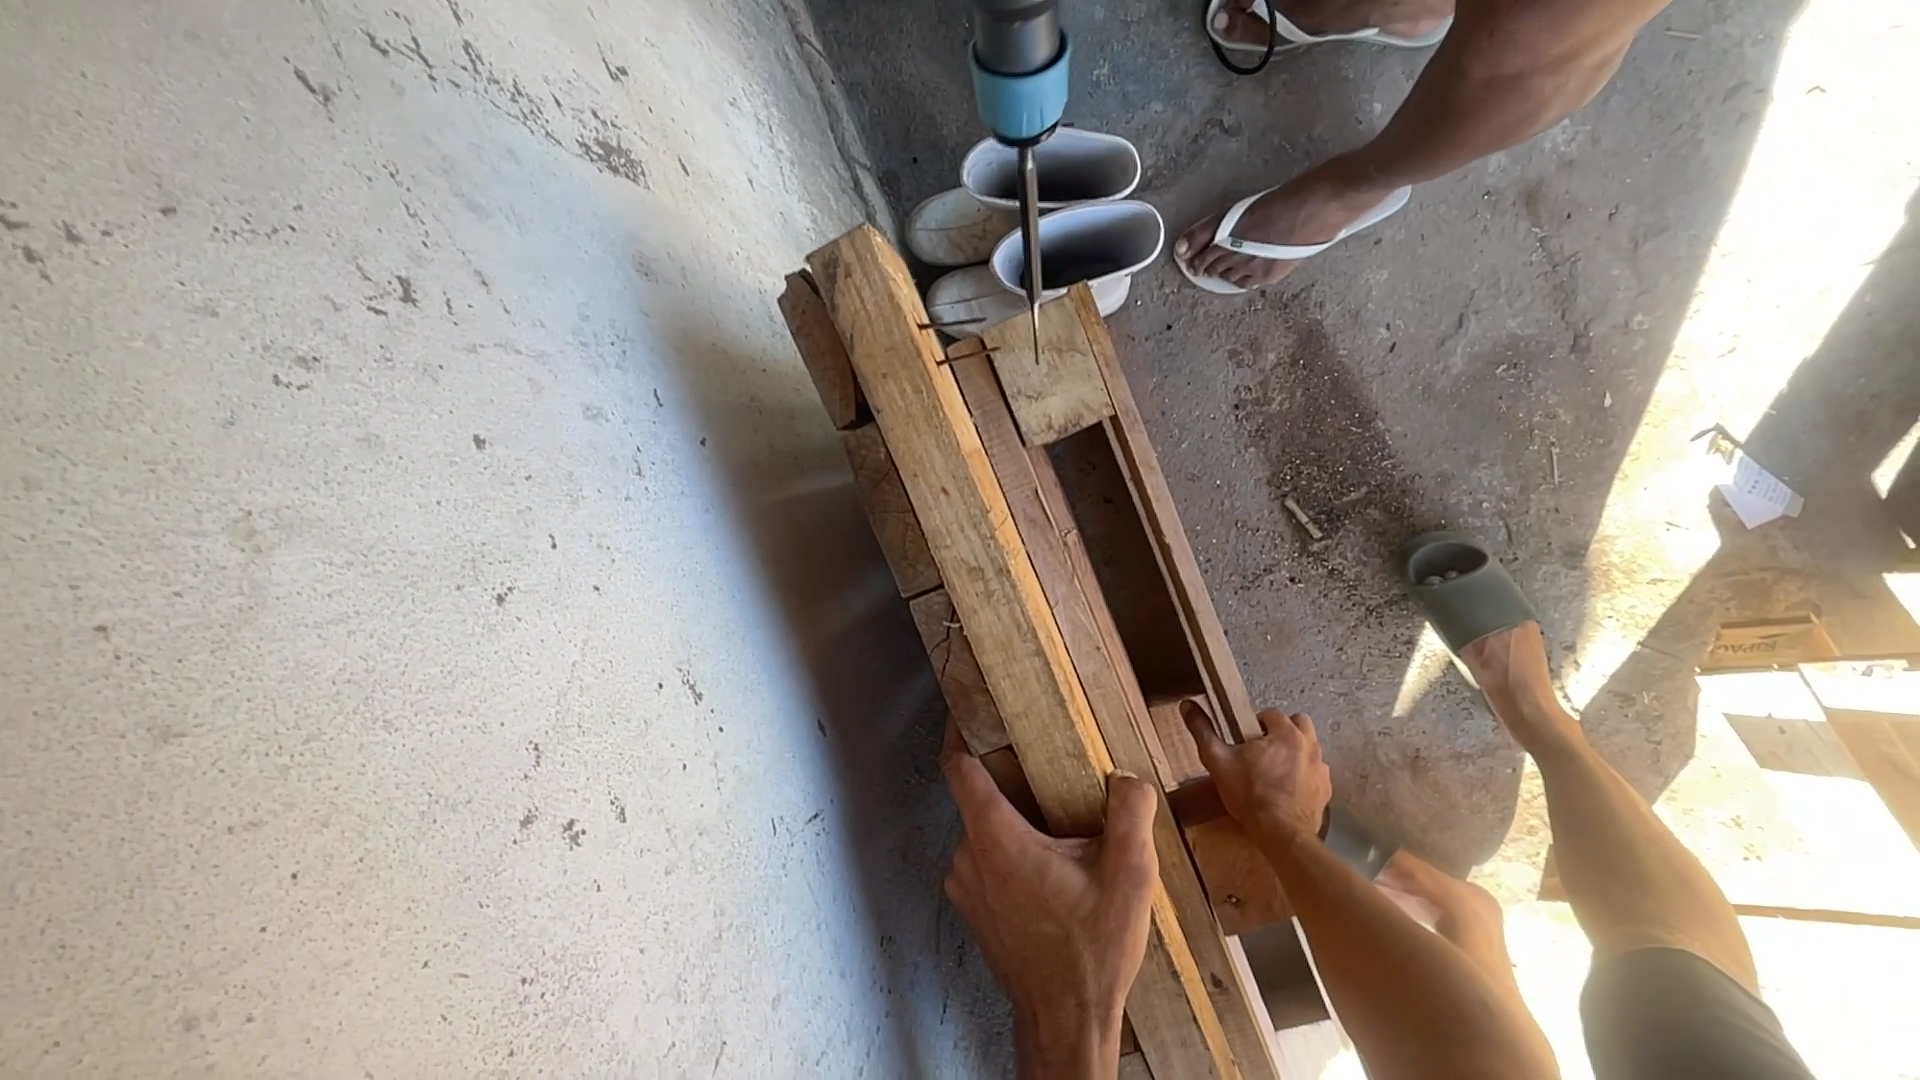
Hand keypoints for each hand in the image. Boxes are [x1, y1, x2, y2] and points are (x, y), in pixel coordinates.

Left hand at [940, 724, 1157, 1075]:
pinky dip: (1011, 853)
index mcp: (995, 838)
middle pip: (979, 798)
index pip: (959, 767)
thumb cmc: (1091, 949)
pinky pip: (986, 862)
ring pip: (984, 832)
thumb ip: (1130, 811)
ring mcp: (966, 887)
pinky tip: (1052, 871)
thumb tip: (1126, 779)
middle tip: (1051, 778)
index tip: (965, 709)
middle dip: (1011, 783)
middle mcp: (968, 858)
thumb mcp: (1129, 873)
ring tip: (1061, 832)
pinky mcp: (974, 910)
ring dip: (1016, 824)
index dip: (958, 732)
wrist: (1067, 1021)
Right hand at [1183, 702, 1332, 839]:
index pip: (1272, 714)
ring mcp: (1320, 768)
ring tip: (1275, 769)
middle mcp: (1309, 746)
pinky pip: (1316, 772)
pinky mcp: (1326, 789)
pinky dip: (1304, 775)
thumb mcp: (1217, 760)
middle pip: (1299, 723)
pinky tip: (1287, 788)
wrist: (1280, 832)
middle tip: (1264, 748)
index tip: (1245, 739)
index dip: (1256, 723)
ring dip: (1295, 752)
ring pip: (1310, 747)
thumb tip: (1188, 706)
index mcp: (1285, 733)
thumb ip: (1202, 730)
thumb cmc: (1250, 795)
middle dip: (1283, 731)